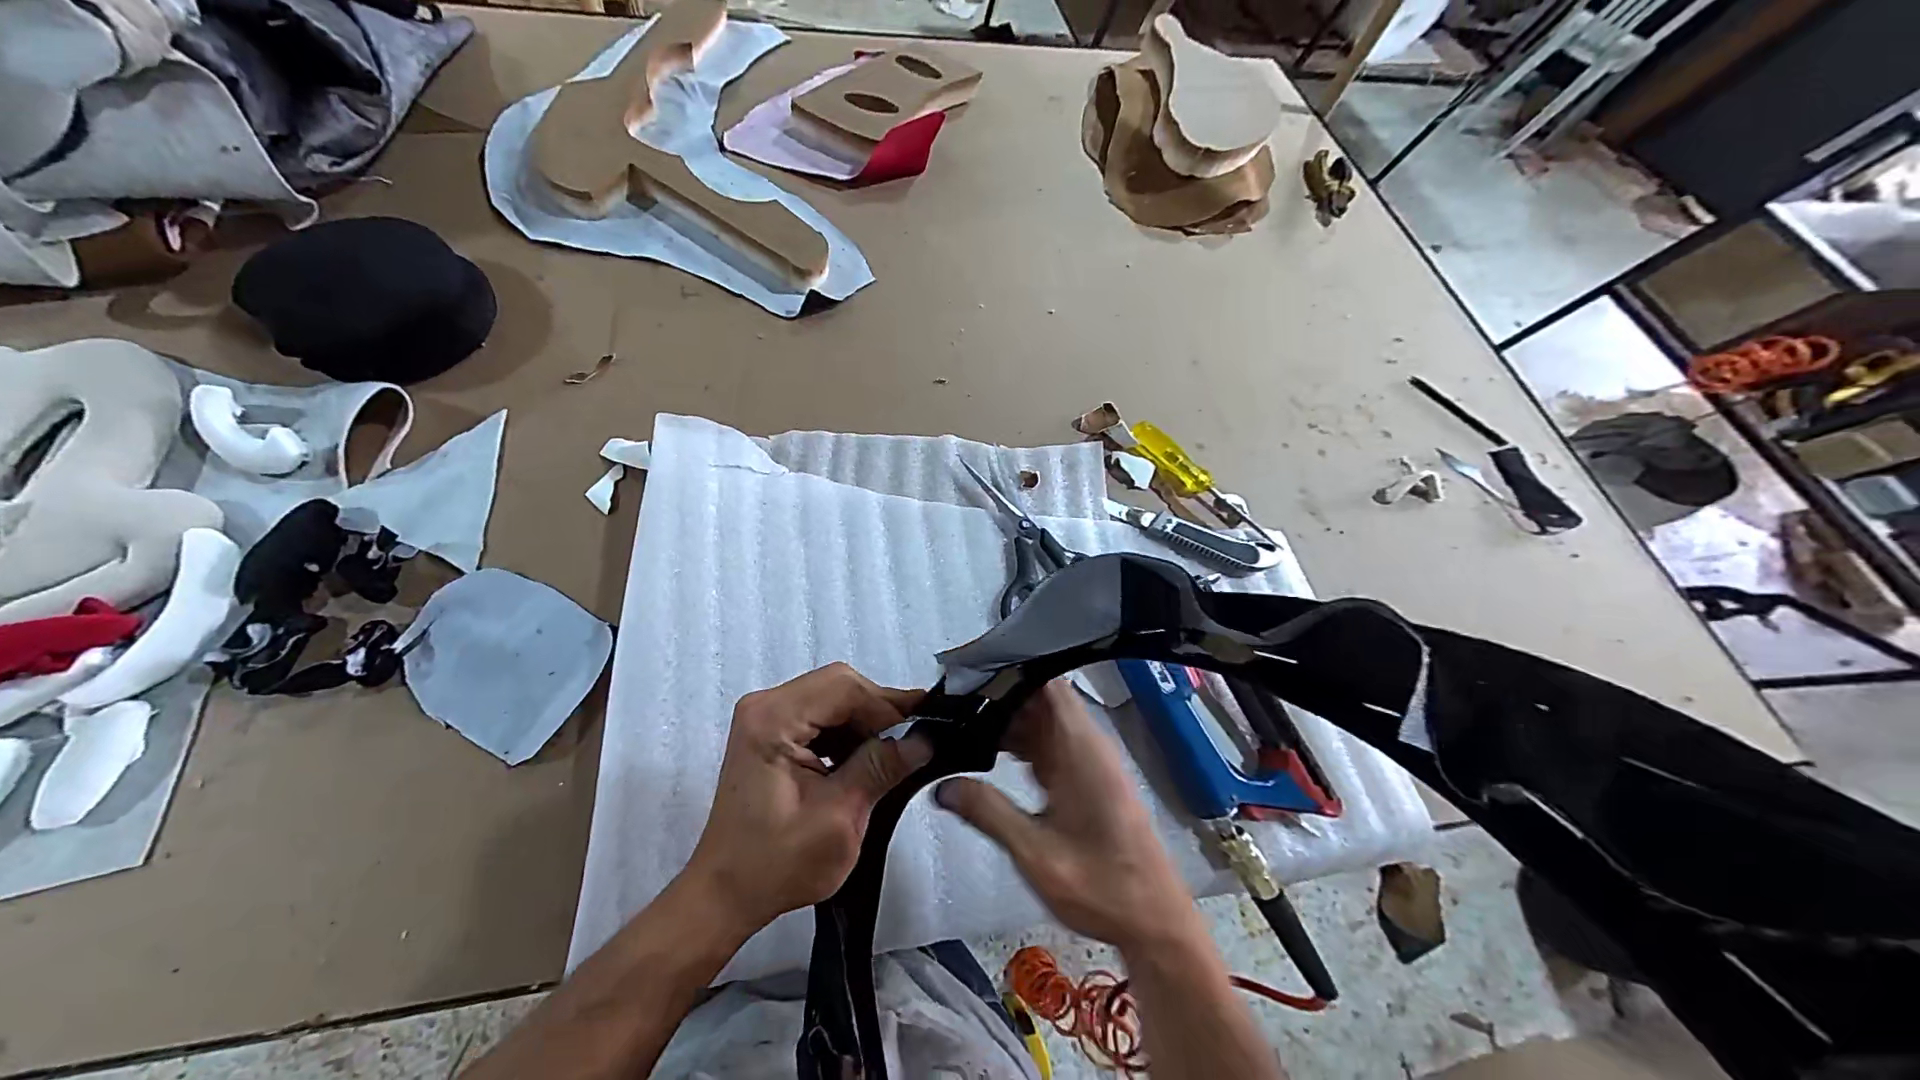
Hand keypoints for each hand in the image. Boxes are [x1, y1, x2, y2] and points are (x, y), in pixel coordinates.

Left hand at [684, 663, 931, 936]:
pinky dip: (850, 732)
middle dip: (879, 711)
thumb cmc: (775, 864)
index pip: (844, 687)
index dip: (886, 706)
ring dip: (867, 722)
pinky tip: (869, 756)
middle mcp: (765, 707)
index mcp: (772, 720)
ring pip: (835, 698)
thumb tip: (923, 739)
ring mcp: (766, 717)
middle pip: (840, 685)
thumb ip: (880, 768)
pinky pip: (822, 715)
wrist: (726, 893)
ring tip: (897, 750)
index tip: (919, 733)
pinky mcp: (773, 733)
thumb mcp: (838, 818)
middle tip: (914, 740)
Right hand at [936, 680, 1197, 950]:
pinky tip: (987, 752)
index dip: (1011, 669)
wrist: (1153, 921)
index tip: (970, 670)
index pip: (1047, 685)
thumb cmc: (1104, 888)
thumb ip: (989, 813)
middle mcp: (1086, 746)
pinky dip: (1018, 743)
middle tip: (951, 699)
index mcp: (1081, 749)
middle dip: (997, 695)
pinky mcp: (1084, 778)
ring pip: (1041, 721)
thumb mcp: (1036, 853)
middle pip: (1039, 699)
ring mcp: (1086, 761)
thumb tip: (944, 785)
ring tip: (960, 722)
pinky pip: (1047, 744)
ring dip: (1006, 720)